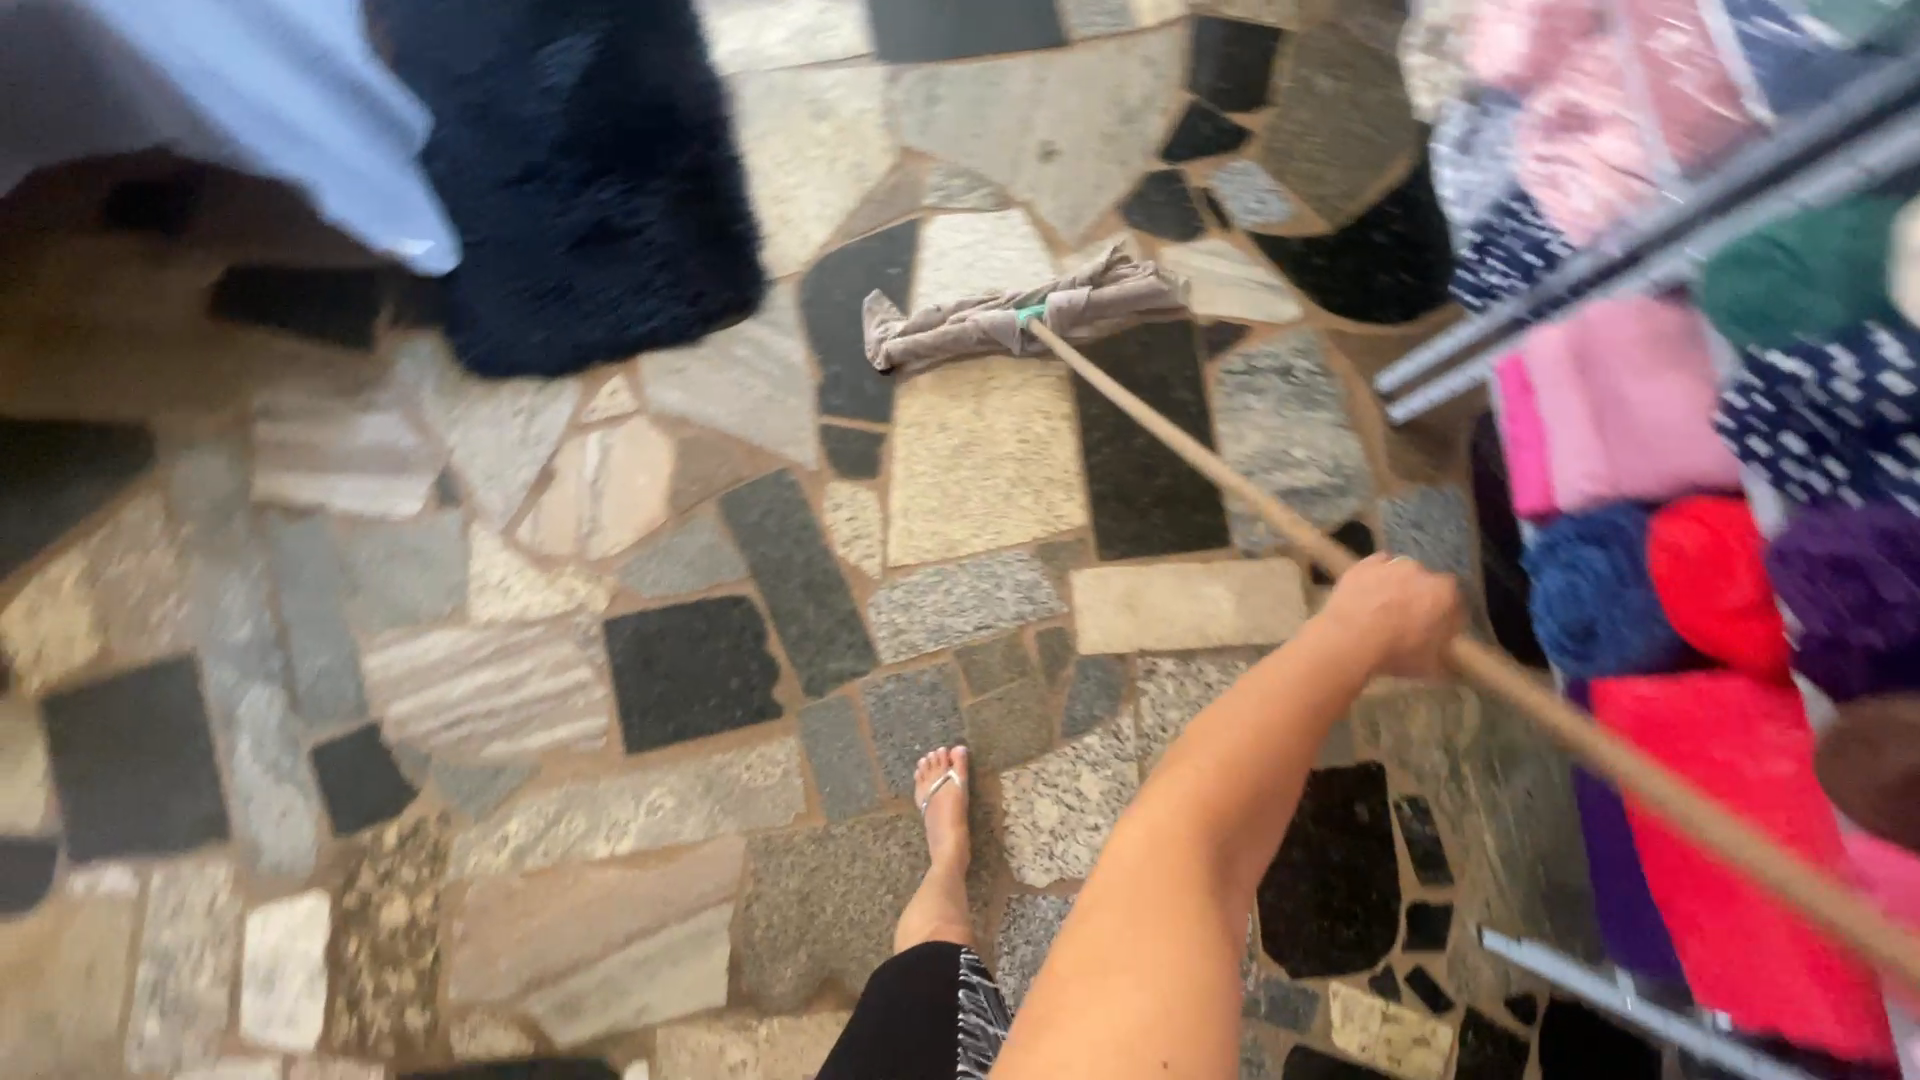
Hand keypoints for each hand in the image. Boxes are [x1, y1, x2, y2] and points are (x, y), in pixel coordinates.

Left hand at [1318, 554, 1463, 677]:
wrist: (1348, 639)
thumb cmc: (1394, 653)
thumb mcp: (1430, 663)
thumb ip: (1442, 649)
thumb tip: (1441, 649)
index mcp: (1446, 594)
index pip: (1455, 603)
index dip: (1446, 617)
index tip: (1436, 629)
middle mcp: (1422, 572)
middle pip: (1427, 585)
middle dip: (1421, 599)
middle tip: (1407, 619)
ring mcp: (1391, 565)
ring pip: (1402, 572)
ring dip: (1398, 585)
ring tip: (1384, 606)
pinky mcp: (1363, 564)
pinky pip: (1376, 566)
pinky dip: (1376, 576)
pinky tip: (1368, 591)